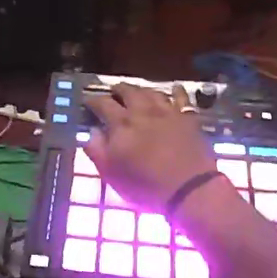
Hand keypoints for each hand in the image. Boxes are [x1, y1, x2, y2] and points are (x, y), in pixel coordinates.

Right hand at [86, 84, 218, 210]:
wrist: (189, 189)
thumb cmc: (144, 185)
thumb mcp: (110, 173)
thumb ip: (97, 150)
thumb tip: (92, 132)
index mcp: (121, 124)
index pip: (102, 104)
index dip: (93, 101)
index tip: (87, 101)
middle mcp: (143, 112)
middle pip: (128, 92)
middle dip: (118, 90)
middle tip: (112, 91)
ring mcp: (168, 113)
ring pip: (152, 92)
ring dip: (142, 90)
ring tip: (137, 92)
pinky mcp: (188, 119)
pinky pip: (181, 98)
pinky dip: (176, 91)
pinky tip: (175, 88)